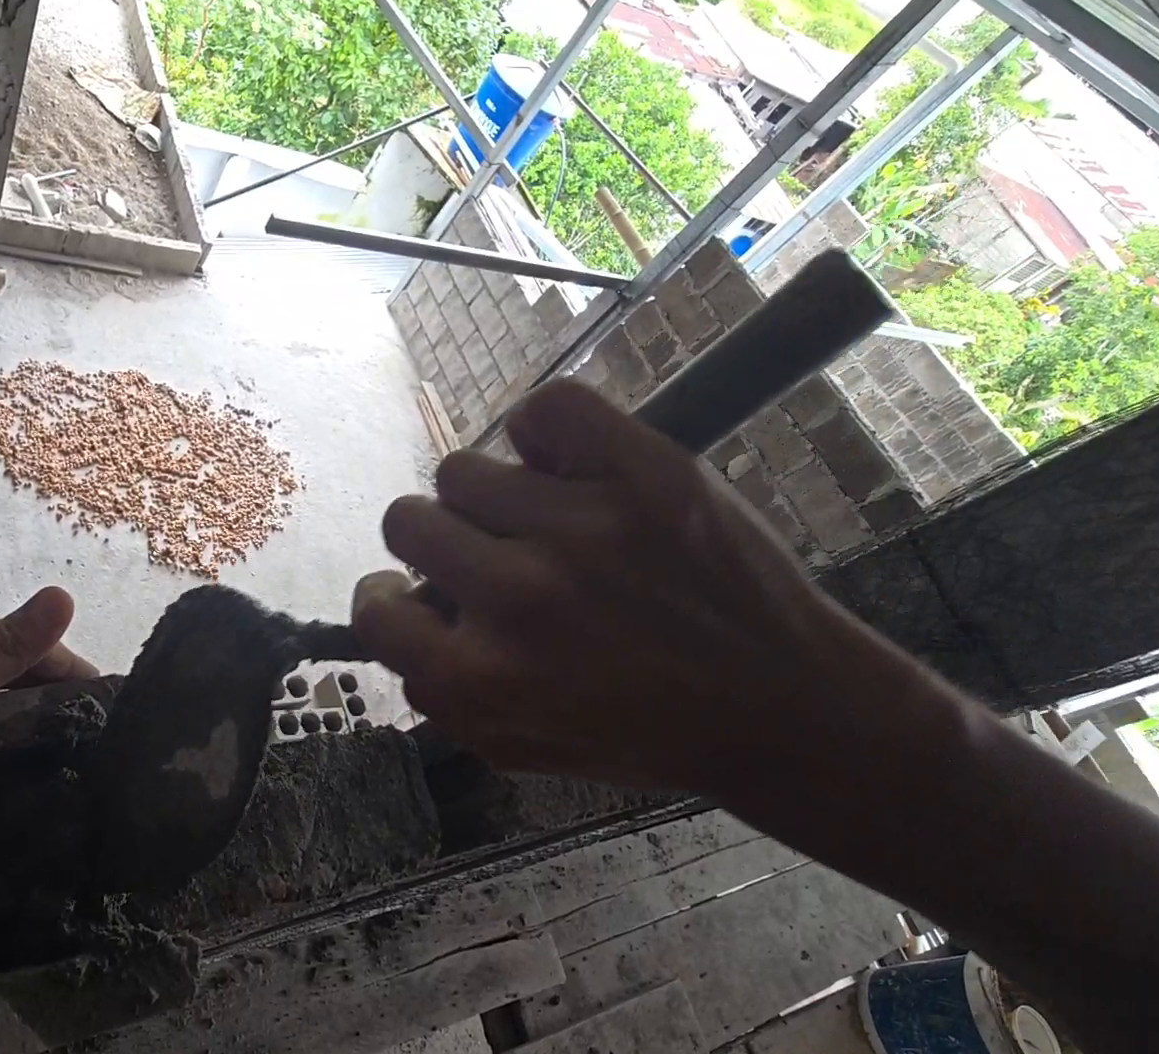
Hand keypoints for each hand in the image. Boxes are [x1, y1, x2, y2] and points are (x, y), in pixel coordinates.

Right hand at [352, 380, 864, 793]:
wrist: (784, 709)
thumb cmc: (638, 732)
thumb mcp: (514, 746)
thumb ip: (436, 691)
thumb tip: (400, 607)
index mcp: (477, 678)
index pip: (374, 609)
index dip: (388, 597)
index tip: (416, 592)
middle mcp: (515, 597)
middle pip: (408, 519)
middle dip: (439, 542)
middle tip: (488, 556)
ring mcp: (579, 527)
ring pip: (463, 470)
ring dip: (492, 499)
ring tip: (545, 523)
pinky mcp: (640, 471)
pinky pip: (541, 411)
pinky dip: (542, 434)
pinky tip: (568, 469)